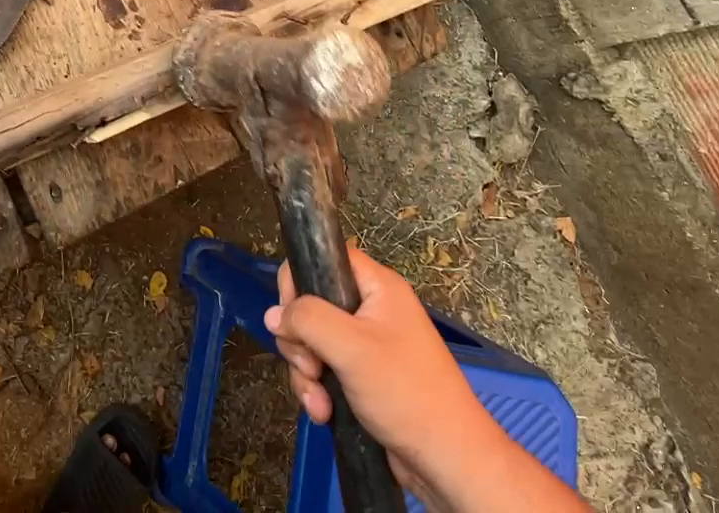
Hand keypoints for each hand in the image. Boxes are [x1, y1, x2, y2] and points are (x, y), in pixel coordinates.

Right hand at [263, 247, 495, 488]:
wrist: (446, 460)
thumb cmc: (406, 393)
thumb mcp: (351, 347)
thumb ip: (307, 320)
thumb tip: (272, 315)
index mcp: (378, 288)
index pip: (326, 259)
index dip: (300, 281)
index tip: (292, 315)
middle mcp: (371, 310)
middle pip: (312, 304)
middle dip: (300, 339)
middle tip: (310, 365)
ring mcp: (366, 344)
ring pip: (312, 341)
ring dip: (305, 372)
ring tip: (318, 399)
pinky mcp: (361, 375)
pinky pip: (323, 369)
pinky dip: (316, 389)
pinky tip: (324, 411)